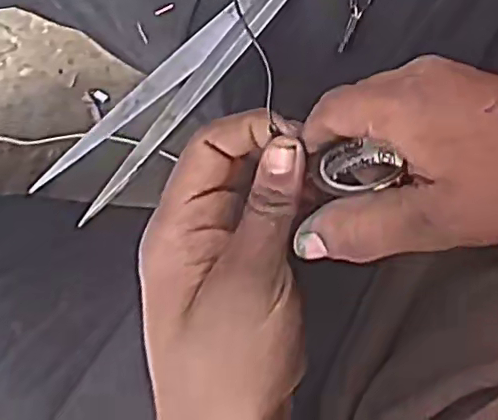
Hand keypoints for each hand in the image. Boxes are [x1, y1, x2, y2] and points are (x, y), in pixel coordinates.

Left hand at [139, 110, 306, 419]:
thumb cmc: (225, 368)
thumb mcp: (250, 277)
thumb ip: (269, 205)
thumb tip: (286, 144)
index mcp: (176, 227)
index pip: (208, 145)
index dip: (252, 129)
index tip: (295, 136)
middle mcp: (194, 226)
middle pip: (232, 157)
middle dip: (275, 146)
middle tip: (316, 155)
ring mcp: (220, 240)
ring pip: (254, 179)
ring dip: (288, 171)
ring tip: (321, 177)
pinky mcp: (246, 253)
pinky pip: (267, 205)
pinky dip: (293, 195)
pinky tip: (315, 200)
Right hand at [296, 55, 497, 262]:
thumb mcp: (433, 218)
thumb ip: (365, 227)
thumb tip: (315, 234)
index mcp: (399, 102)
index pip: (324, 111)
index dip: (311, 150)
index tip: (318, 186)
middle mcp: (413, 75)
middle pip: (349, 103)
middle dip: (344, 148)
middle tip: (363, 191)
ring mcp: (436, 71)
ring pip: (378, 99)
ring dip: (374, 138)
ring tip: (401, 180)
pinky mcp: (454, 77)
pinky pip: (407, 95)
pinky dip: (401, 125)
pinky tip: (427, 159)